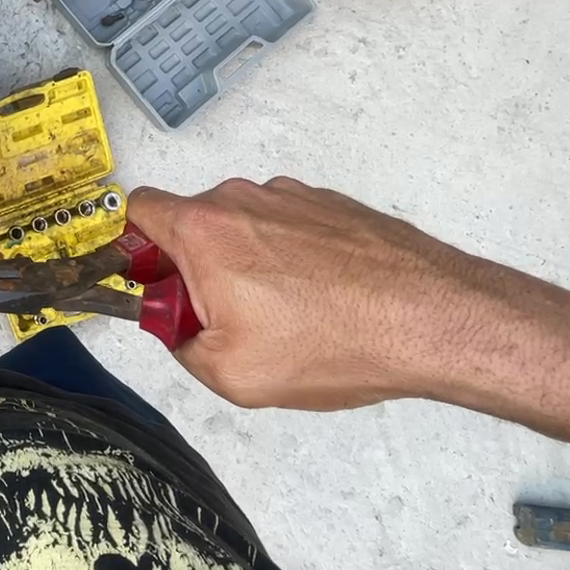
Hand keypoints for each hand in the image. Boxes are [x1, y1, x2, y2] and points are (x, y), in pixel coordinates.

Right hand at [127, 177, 507, 410]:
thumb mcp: (230, 374)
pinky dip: (290, 254)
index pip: (135, 210)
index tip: (157, 283)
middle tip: (229, 314)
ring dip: (245, 260)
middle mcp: (237, 198)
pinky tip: (325, 295)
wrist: (436, 319)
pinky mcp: (329, 202)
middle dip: (195, 264)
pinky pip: (286, 224)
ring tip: (291, 312)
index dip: (133, 245)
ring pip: (240, 225)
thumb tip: (175, 324)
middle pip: (190, 222)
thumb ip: (178, 345)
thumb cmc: (329, 343)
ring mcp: (288, 195)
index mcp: (202, 229)